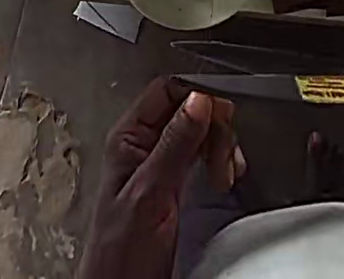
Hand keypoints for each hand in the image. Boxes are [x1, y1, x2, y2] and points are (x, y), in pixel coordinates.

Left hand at [77, 78, 242, 278]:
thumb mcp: (150, 193)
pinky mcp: (176, 185)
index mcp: (129, 136)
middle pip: (187, 109)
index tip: (219, 113)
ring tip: (224, 171)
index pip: (166, 91)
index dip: (194, 95)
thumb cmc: (119, 252)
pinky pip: (203, 155)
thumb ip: (174, 145)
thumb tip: (198, 100)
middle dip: (212, 126)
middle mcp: (144, 145)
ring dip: (219, 145)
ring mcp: (161, 164)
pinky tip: (223, 175)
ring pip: (199, 131)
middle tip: (223, 153)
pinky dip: (219, 160)